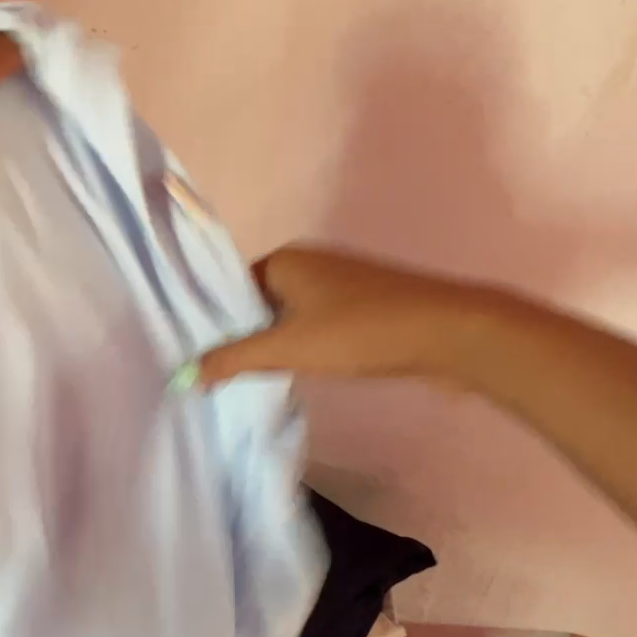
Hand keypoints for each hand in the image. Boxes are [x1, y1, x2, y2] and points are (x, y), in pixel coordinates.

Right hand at [198, 247, 510, 383]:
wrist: (452, 333)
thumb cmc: (359, 332)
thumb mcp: (286, 349)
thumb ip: (232, 360)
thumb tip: (184, 376)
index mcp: (284, 260)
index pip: (229, 289)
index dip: (213, 322)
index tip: (198, 356)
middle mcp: (309, 262)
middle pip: (257, 302)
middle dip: (241, 335)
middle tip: (217, 373)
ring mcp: (340, 281)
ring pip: (287, 314)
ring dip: (273, 342)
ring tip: (251, 377)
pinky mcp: (365, 304)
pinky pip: (315, 322)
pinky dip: (302, 344)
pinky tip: (298, 370)